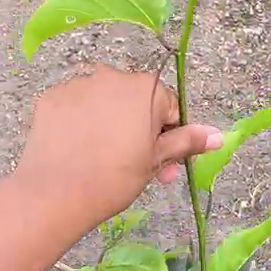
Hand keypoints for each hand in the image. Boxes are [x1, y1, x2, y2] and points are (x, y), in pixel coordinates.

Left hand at [11, 65, 220, 225]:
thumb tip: (218, 135)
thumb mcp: (156, 161)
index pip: (169, 107)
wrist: (56, 194)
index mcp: (145, 88)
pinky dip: (83, 124)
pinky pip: (77, 107)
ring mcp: (79, 84)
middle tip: (139, 169)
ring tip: (105, 161)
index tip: (163, 163)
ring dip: (112, 125)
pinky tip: (80, 151)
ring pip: (105, 103)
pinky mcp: (52, 98)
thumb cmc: (115, 178)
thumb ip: (186, 142)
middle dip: (141, 132)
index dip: (169, 137)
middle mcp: (112, 76)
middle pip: (137, 102)